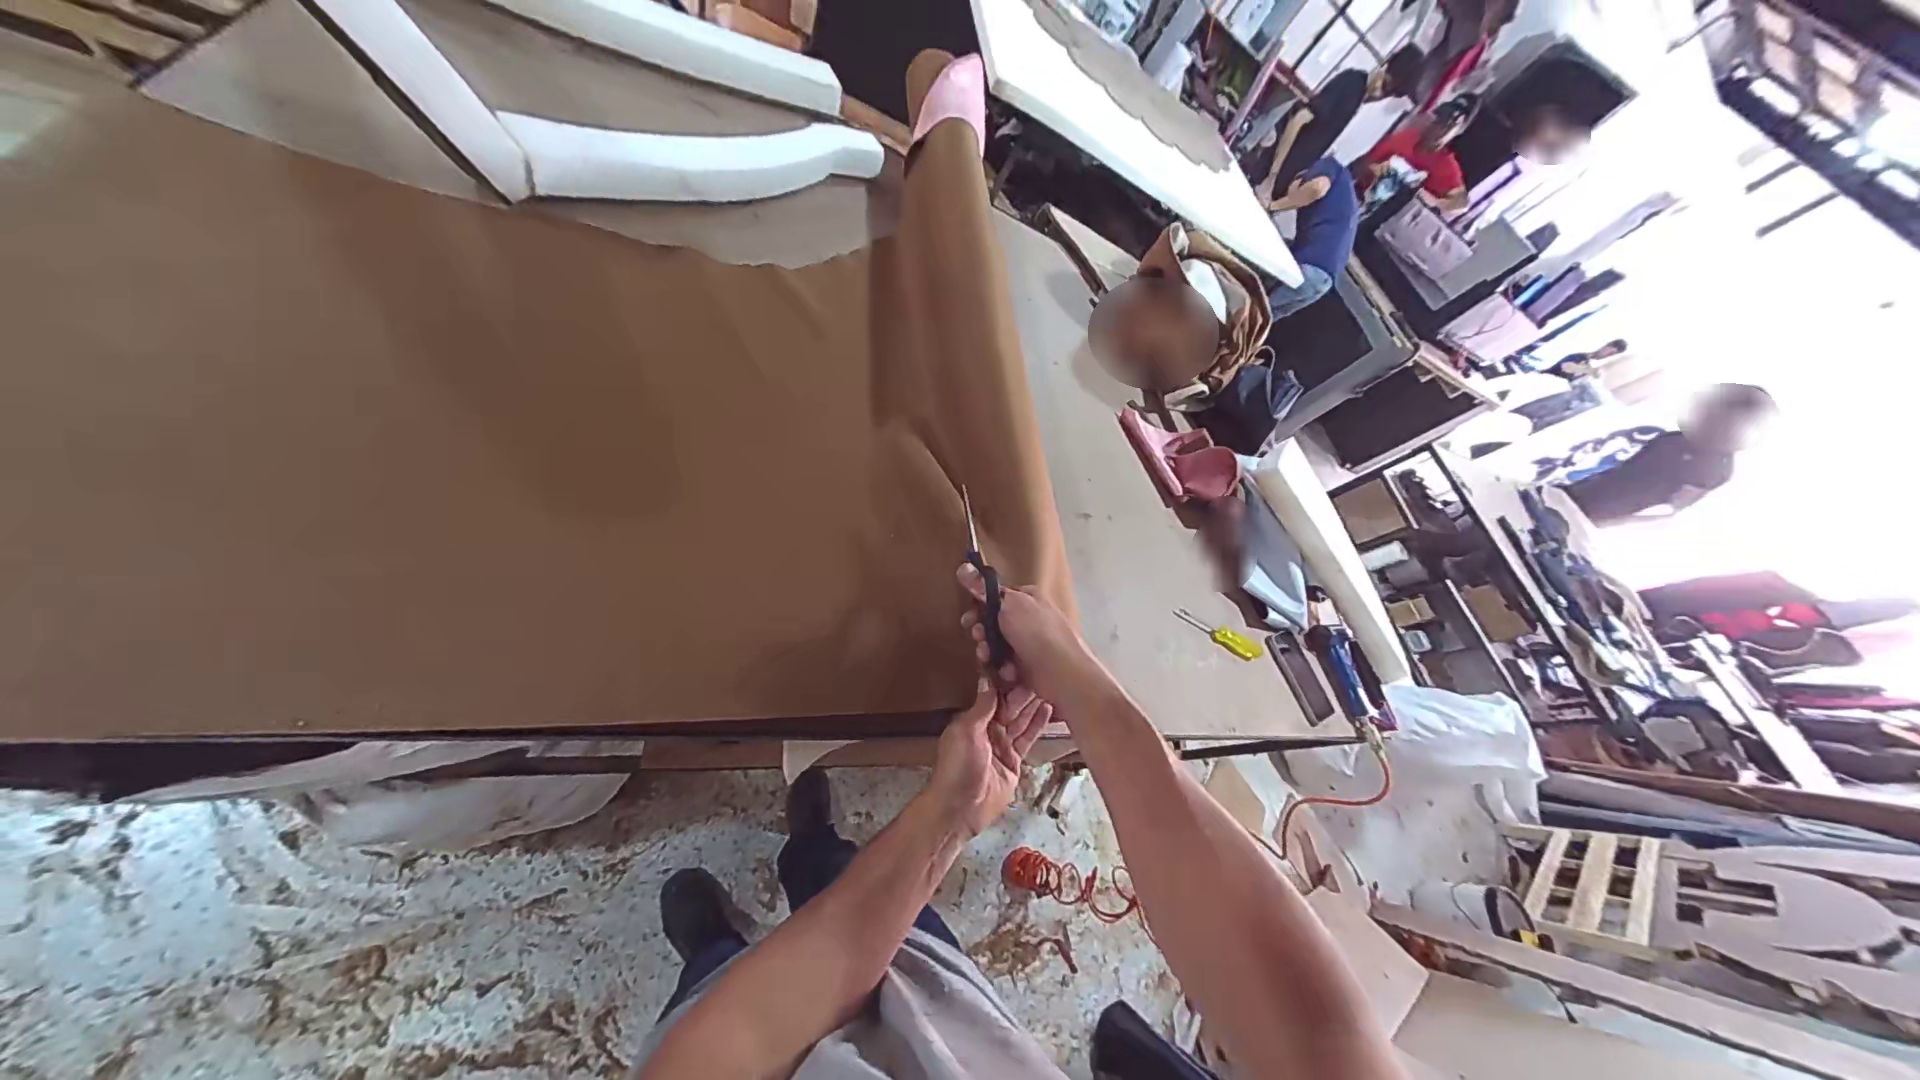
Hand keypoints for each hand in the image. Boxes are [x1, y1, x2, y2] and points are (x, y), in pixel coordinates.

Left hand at [928, 677, 1050, 835]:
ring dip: (1033, 704)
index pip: (992, 694)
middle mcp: (988, 729)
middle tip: (1042, 672)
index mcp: (973, 719)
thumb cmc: (957, 767)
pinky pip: (1027, 739)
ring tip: (1051, 685)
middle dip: (1023, 690)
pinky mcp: (1014, 761)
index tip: (1019, 663)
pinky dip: (1037, 724)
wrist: (960, 808)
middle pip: (1009, 706)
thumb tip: (988, 679)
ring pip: (1021, 720)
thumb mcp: (966, 732)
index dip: (1005, 681)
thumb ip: (981, 707)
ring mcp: (1002, 745)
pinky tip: (1048, 709)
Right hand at [955, 563, 1115, 715]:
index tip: (968, 617)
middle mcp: (1032, 618)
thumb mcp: (1007, 604)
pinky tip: (1008, 671)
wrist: (1061, 671)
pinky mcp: (1031, 665)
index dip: (980, 607)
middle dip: (982, 632)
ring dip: (990, 651)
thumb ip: (983, 588)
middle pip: (996, 623)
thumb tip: (963, 566)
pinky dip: (1005, 667)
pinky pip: (1009, 663)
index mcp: (1029, 598)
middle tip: (977, 637)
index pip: (998, 597)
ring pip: (999, 645)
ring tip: (988, 658)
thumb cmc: (1035, 631)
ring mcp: (1032, 642)